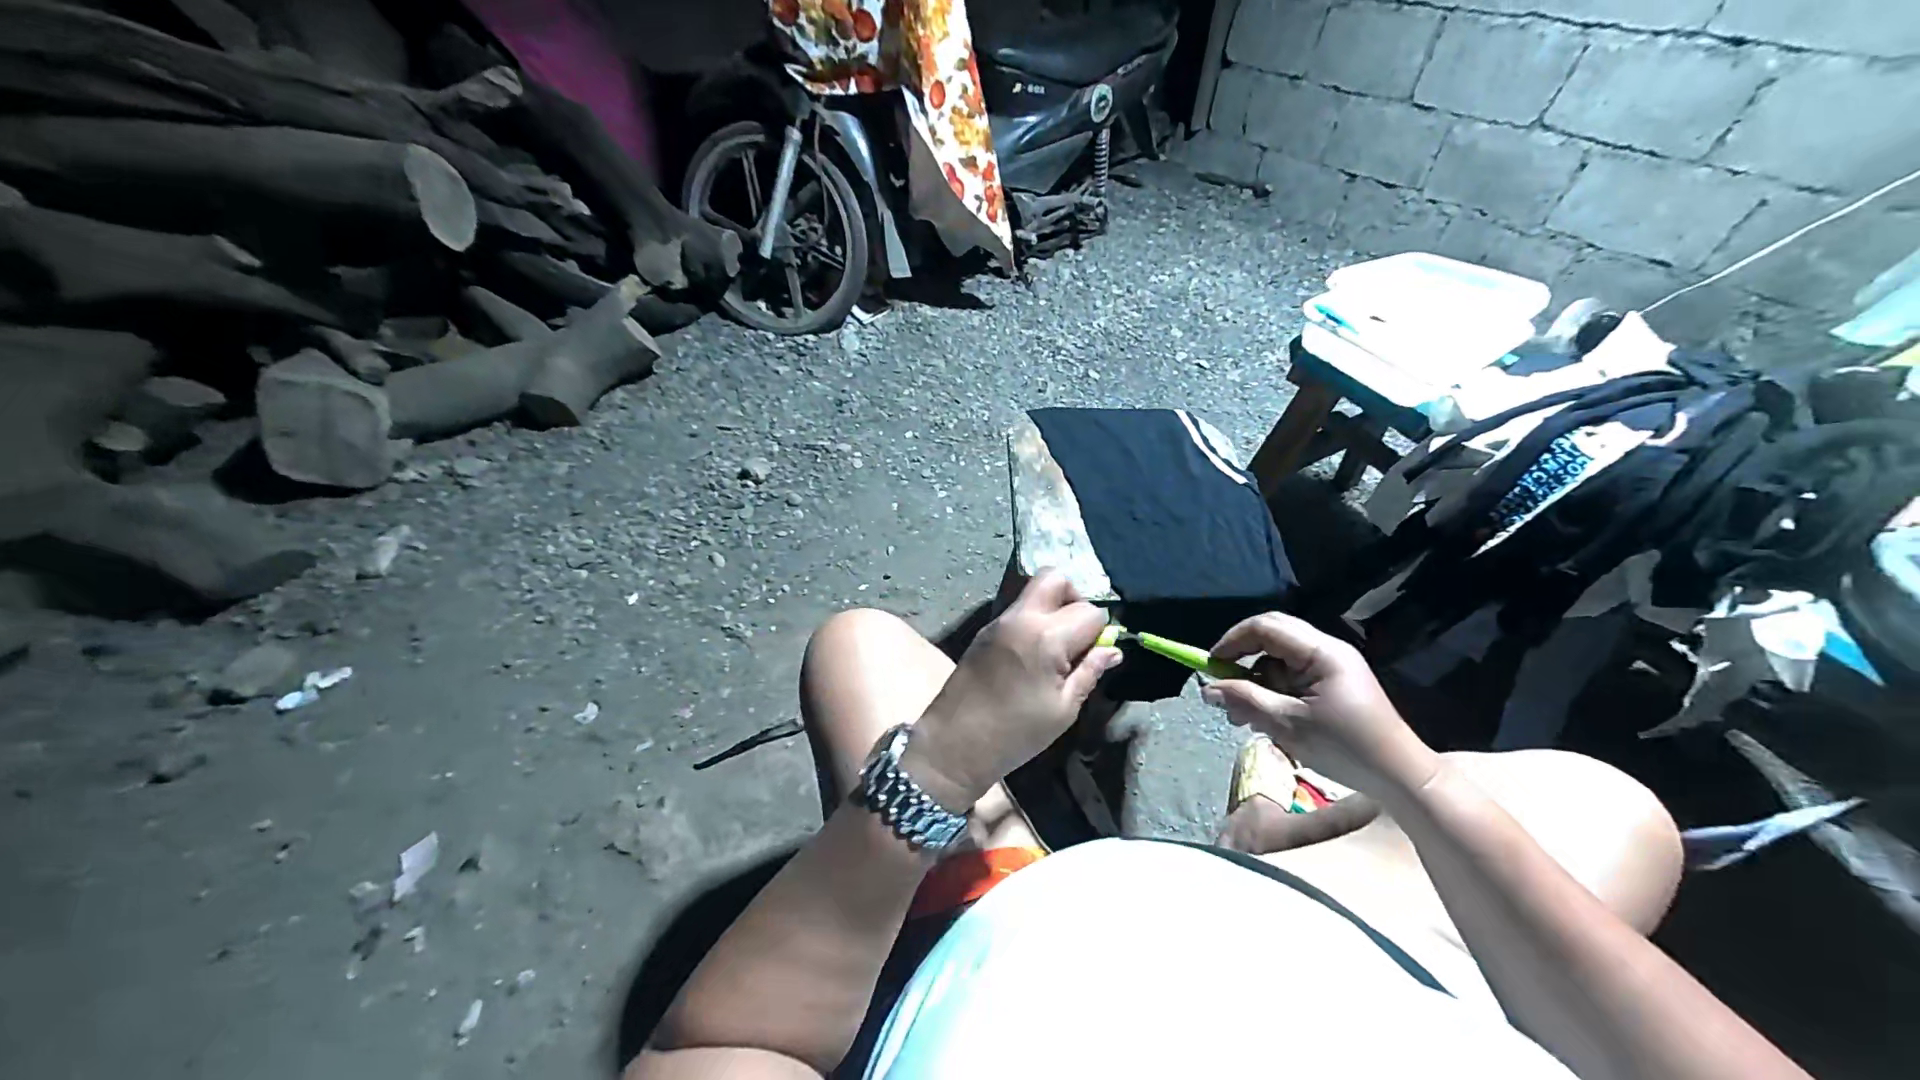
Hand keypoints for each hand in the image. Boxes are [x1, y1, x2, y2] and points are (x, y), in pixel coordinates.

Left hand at [903, 571, 1121, 810]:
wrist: (955, 743)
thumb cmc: (1015, 733)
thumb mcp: (1063, 710)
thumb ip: (1089, 672)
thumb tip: (1112, 650)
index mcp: (1046, 637)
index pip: (1090, 612)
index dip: (1100, 633)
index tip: (1094, 657)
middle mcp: (1021, 618)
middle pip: (1057, 579)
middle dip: (1077, 600)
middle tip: (1077, 637)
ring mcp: (999, 621)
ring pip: (1035, 591)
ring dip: (1054, 608)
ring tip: (1057, 649)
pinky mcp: (985, 631)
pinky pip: (1018, 610)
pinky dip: (1034, 619)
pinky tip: (1034, 655)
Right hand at [1203, 613, 1438, 798]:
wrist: (1401, 777)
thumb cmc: (1347, 749)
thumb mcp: (1289, 725)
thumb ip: (1246, 701)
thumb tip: (1207, 689)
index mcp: (1321, 652)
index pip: (1265, 628)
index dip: (1232, 642)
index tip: (1210, 667)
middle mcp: (1326, 650)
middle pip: (1271, 636)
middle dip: (1241, 658)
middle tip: (1223, 685)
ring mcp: (1330, 666)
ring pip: (1277, 659)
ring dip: (1254, 680)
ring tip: (1241, 715)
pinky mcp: (1331, 684)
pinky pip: (1290, 676)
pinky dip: (1270, 691)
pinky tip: (1262, 717)